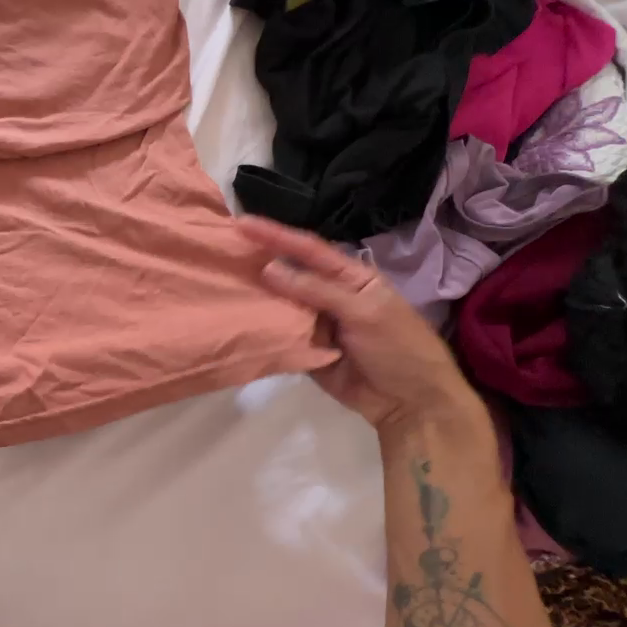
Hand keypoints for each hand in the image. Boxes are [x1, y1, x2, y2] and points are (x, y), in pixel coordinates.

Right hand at [238, 217, 480, 431]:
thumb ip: (317, 290)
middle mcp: (328, 294)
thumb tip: (268, 269)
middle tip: (219, 248)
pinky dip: (257, 324)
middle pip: (287, 272)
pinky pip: (276, 332)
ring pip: (277, 301)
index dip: (276, 235)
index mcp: (351, 277)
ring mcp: (314, 322)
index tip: (242, 223)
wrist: (410, 402)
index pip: (309, 250)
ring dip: (252, 292)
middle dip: (257, 260)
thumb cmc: (399, 348)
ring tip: (216, 278)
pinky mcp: (302, 347)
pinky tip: (231, 314)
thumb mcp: (364, 312)